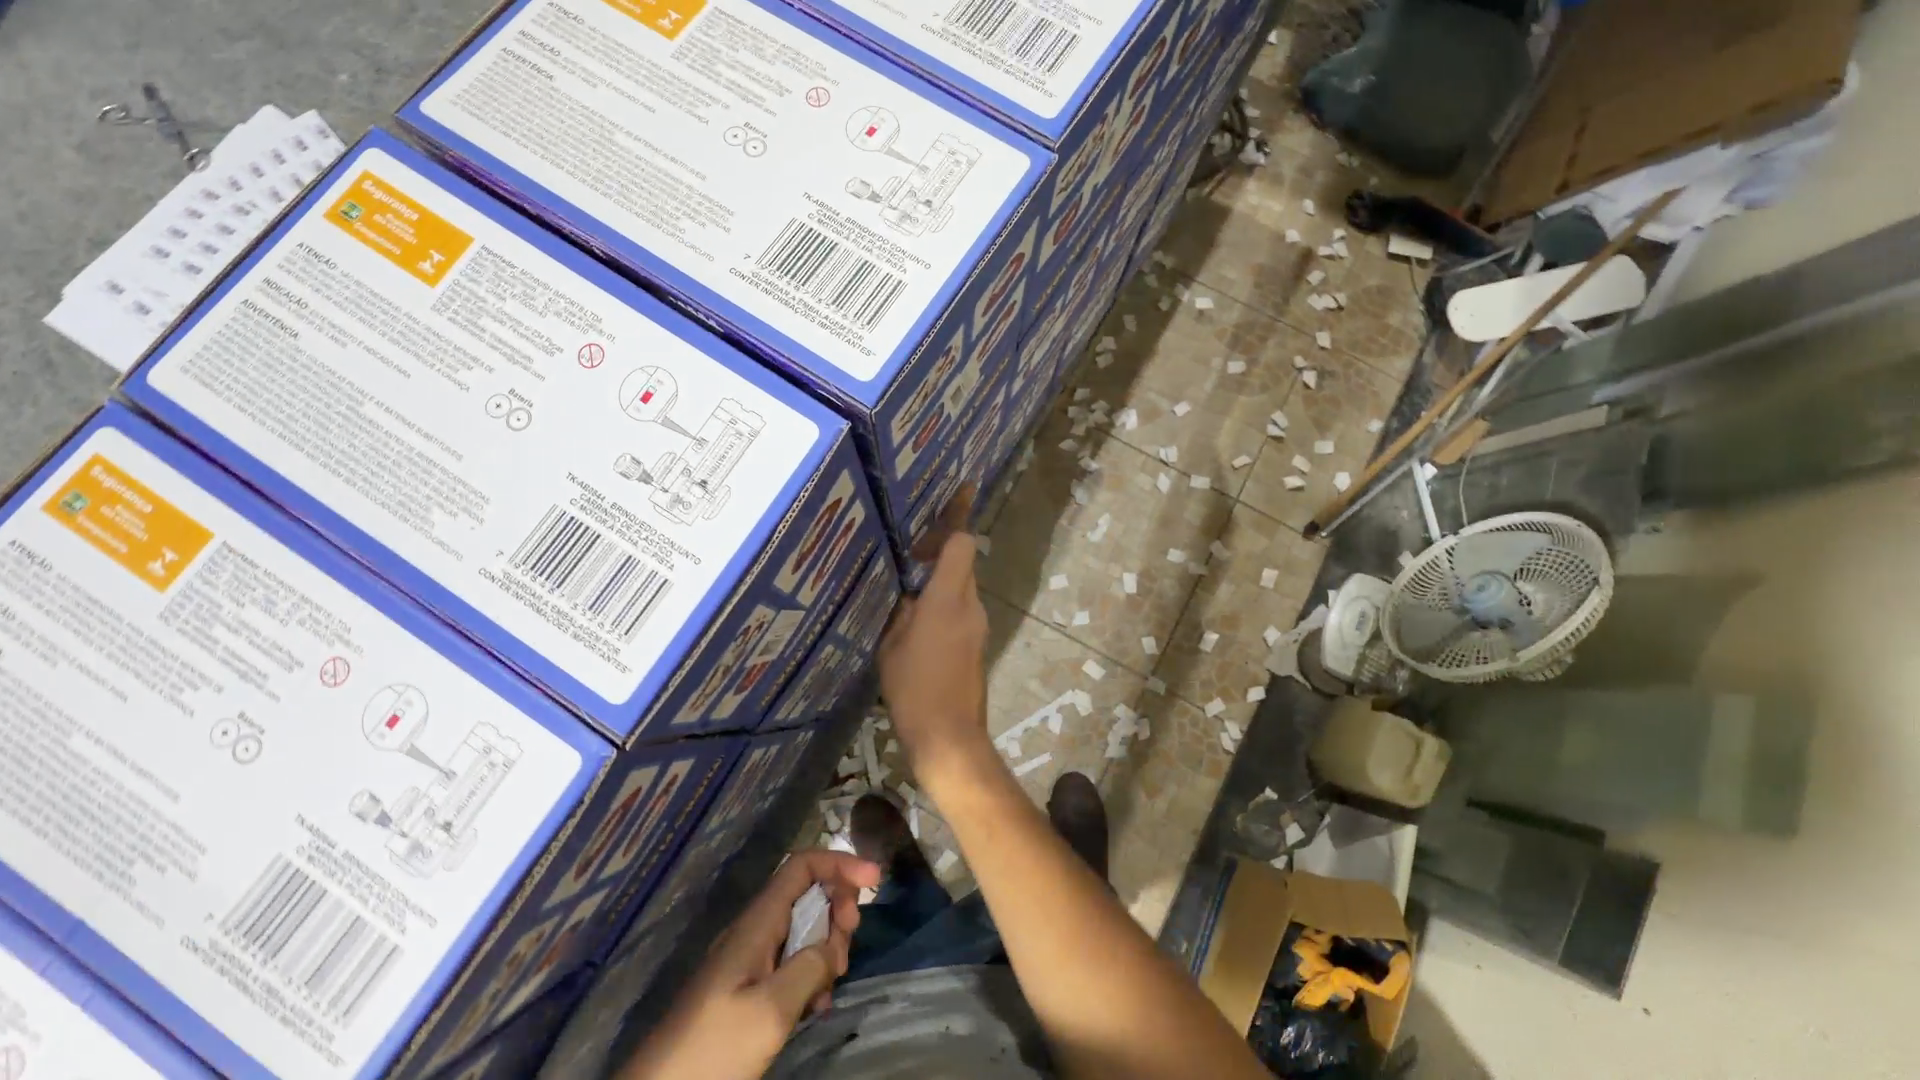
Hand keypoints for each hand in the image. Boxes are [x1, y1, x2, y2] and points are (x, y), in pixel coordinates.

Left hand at [620, 851, 879, 1079]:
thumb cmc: (715, 1046)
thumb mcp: (770, 1010)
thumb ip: (809, 967)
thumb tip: (832, 945)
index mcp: (756, 924)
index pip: (801, 867)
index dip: (840, 864)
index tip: (875, 881)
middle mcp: (753, 932)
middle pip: (807, 897)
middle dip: (837, 915)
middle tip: (843, 956)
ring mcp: (749, 960)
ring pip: (803, 932)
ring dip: (826, 952)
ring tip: (825, 992)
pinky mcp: (748, 987)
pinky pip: (791, 964)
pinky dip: (812, 977)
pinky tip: (813, 1008)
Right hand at [882, 488, 992, 781]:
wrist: (949, 736)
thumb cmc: (914, 689)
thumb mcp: (891, 645)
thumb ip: (901, 612)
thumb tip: (908, 595)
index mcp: (947, 599)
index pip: (961, 545)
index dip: (958, 517)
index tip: (961, 491)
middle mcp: (970, 606)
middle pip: (962, 563)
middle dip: (939, 551)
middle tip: (910, 551)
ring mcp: (977, 627)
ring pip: (961, 588)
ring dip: (939, 581)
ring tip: (905, 590)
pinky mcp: (976, 646)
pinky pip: (960, 610)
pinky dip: (943, 605)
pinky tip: (915, 621)